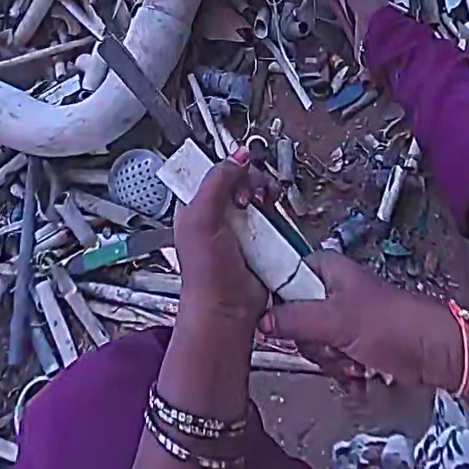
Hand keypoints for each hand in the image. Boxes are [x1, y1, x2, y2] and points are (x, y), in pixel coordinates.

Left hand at [173, 151, 273, 335]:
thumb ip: (216, 183)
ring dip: (263, 191)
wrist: (229, 310)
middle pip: (238, 177)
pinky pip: (270, 213)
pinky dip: (274, 209)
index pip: (212, 169)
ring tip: (261, 202)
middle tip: (247, 196)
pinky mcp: (259, 237)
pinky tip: (271, 211)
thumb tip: (236, 158)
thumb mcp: (202, 219)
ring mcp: (238, 224)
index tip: (240, 165)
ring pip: (256, 192)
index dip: (227, 165)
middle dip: (249, 179)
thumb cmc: (206, 274)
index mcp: (194, 205)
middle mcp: (216, 212)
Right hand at [263, 253, 463, 389]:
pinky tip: (361, 375)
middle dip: (316, 344)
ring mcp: (340, 314)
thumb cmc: (389, 325)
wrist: (435, 353)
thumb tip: (260, 321)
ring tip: (356, 362)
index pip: (282, 278)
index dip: (281, 306)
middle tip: (336, 347)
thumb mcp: (336, 321)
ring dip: (333, 361)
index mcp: (323, 268)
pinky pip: (331, 356)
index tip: (293, 326)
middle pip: (296, 319)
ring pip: (313, 343)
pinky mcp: (352, 339)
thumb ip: (295, 320)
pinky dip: (344, 370)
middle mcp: (328, 287)